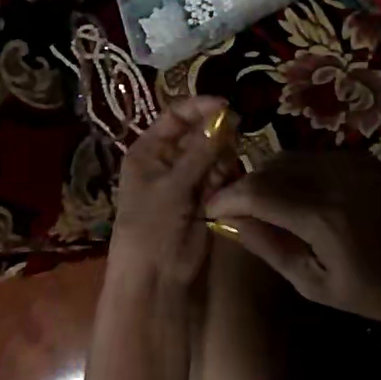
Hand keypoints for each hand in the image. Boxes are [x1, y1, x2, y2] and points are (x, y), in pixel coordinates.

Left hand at [109, 97, 237, 284]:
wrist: (157, 273)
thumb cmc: (151, 225)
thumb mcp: (172, 185)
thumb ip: (200, 151)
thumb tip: (224, 117)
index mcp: (149, 150)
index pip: (176, 116)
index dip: (199, 108)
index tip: (226, 106)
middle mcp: (169, 160)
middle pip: (200, 133)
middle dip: (216, 137)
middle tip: (231, 145)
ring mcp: (189, 179)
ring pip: (216, 155)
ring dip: (222, 161)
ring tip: (217, 181)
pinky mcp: (207, 197)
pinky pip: (223, 177)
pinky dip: (227, 179)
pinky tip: (223, 190)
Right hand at [206, 151, 380, 326]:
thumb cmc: (374, 291)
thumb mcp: (315, 284)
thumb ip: (271, 248)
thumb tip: (231, 223)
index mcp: (323, 217)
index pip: (257, 193)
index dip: (228, 198)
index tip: (210, 209)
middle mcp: (335, 179)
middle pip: (270, 167)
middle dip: (245, 185)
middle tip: (233, 208)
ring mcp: (352, 163)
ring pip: (289, 157)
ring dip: (267, 176)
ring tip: (260, 203)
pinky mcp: (363, 159)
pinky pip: (313, 157)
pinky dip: (293, 171)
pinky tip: (292, 194)